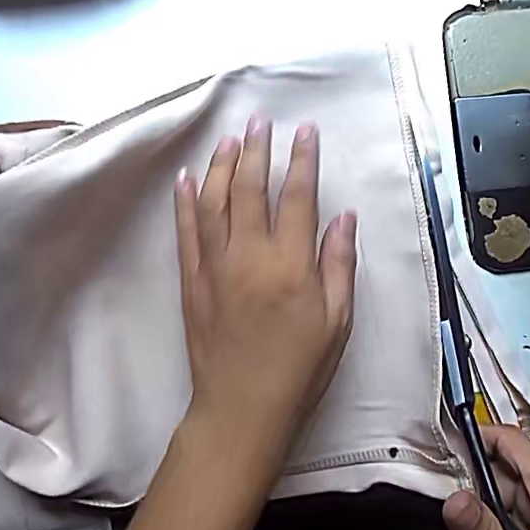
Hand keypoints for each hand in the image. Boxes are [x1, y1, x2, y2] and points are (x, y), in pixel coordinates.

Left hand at [174, 116, 357, 457]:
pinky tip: (188, 178)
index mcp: (291, 265)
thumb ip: (339, 263)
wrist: (242, 409)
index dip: (303, 160)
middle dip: (259, 150)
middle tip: (261, 120)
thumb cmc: (300, 366)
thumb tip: (344, 216)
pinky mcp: (192, 283)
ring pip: (216, 203)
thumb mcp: (338, 319)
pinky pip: (186, 233)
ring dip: (224, 166)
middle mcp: (250, 257)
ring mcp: (215, 268)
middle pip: (252, 190)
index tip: (305, 131)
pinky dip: (186, 202)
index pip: (299, 197)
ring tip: (231, 137)